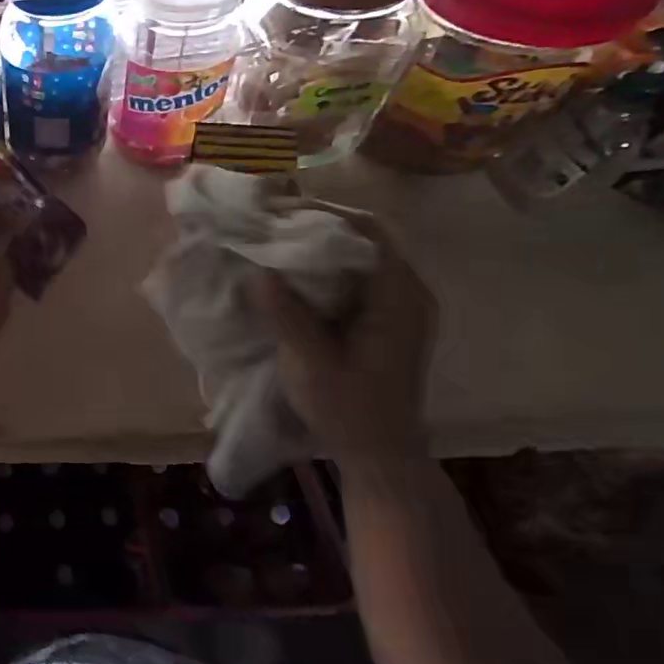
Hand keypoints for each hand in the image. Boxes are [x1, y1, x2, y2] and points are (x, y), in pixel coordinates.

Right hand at [255, 211, 435, 464]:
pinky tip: (285, 278)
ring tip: (267, 246)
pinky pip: (351, 279)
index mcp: (399, 297)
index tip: (275, 212)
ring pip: (354, 258)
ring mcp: (396, 307)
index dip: (321, 216)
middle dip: (312, 229)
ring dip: (313, 249)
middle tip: (263, 227)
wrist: (378, 451)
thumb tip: (258, 271)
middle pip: (361, 240)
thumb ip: (286, 315)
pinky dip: (319, 271)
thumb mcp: (309, 362)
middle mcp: (406, 293)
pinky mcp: (381, 320)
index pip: (367, 232)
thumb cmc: (347, 407)